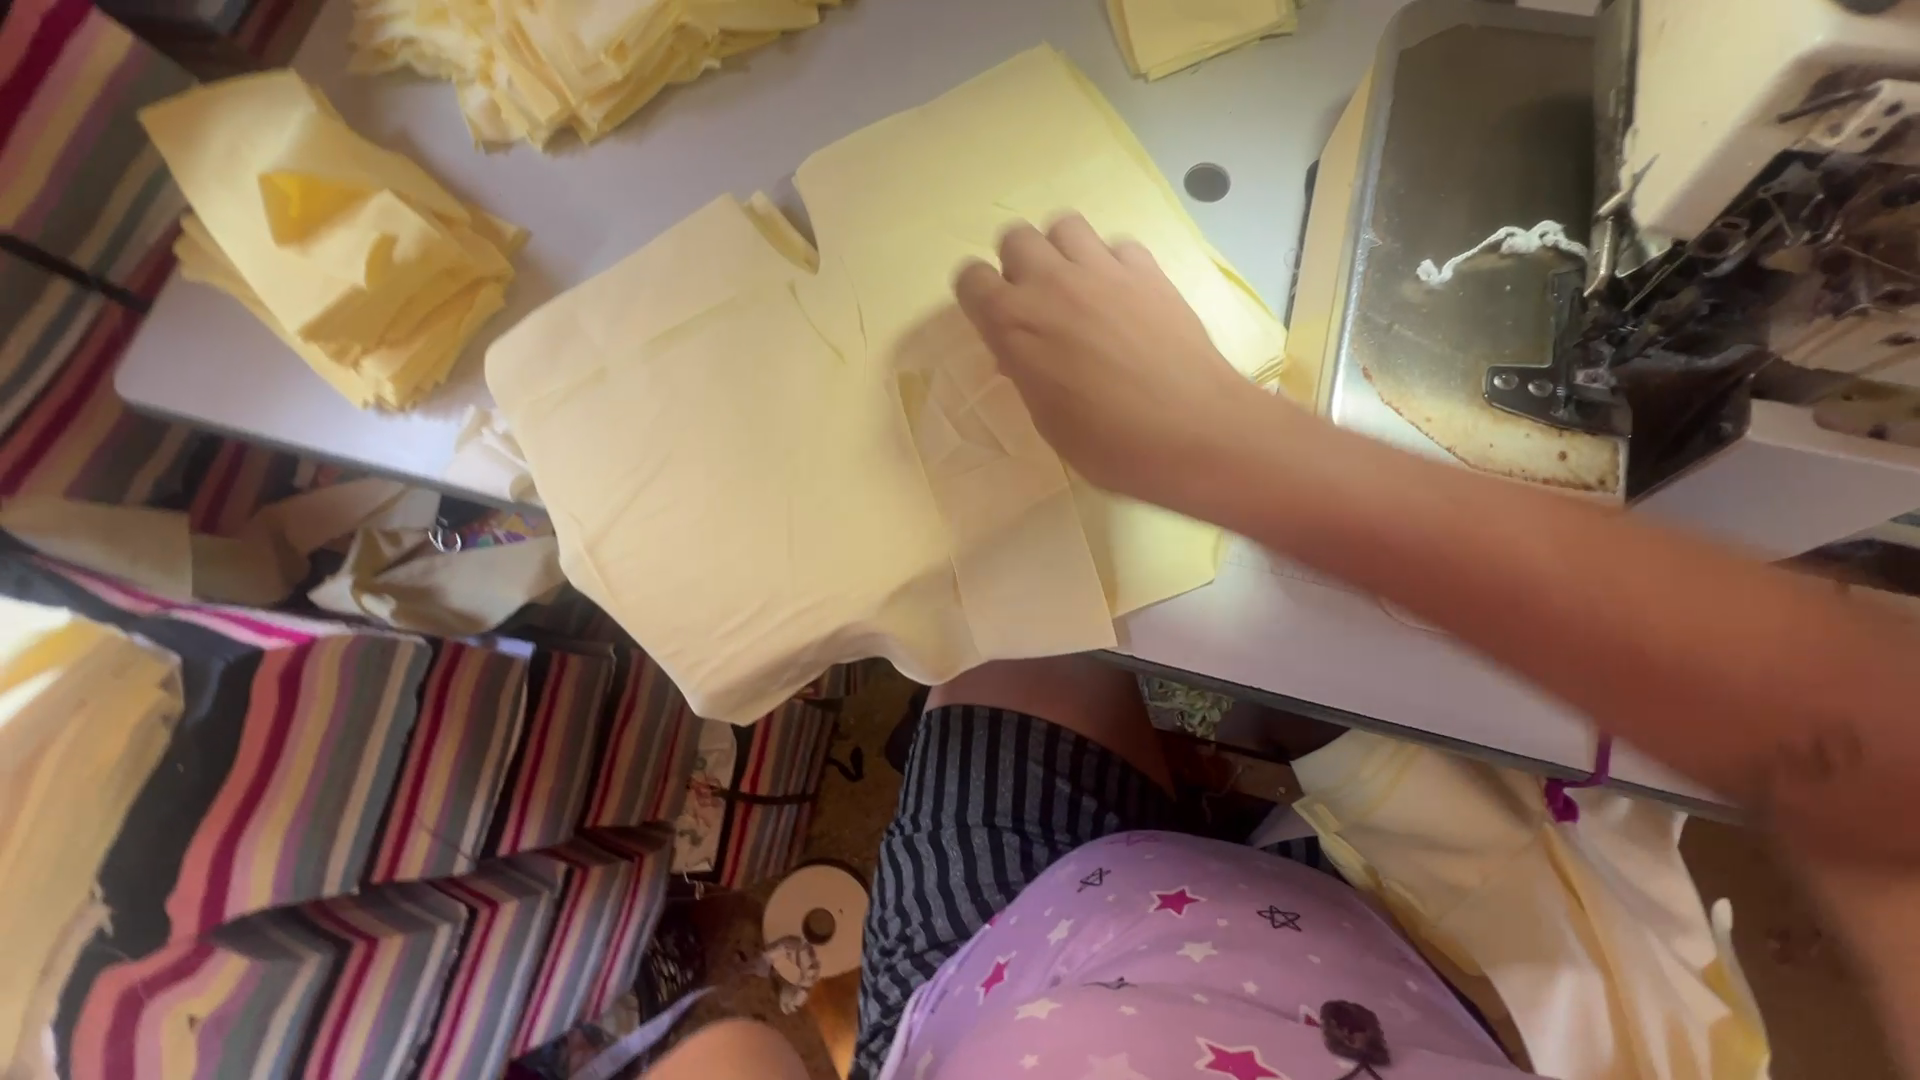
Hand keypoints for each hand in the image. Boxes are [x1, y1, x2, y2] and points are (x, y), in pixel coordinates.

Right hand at [954, 214, 1271, 510]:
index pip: (970, 279)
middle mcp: (1051, 283)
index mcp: (1013, 324)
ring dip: (1061, 251)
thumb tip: (1020, 357)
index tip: (991, 318)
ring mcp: (1102, 270)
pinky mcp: (1147, 270)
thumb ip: (1027, 374)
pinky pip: (1117, 245)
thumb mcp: (1047, 420)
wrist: (1191, 430)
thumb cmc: (1108, 444)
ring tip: (1075, 286)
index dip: (977, 296)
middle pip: (1015, 238)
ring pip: (1064, 225)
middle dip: (1017, 264)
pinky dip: (1112, 264)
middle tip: (1035, 301)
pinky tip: (1122, 295)